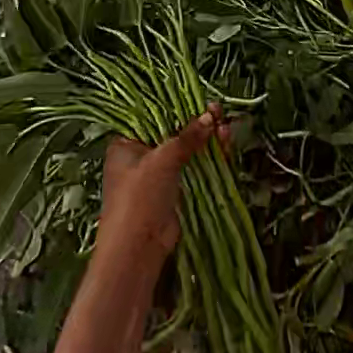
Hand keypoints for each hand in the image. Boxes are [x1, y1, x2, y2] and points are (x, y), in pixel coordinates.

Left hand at [97, 105, 228, 268]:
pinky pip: (192, 168)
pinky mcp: (173, 191)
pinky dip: (208, 158)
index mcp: (126, 143)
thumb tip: (210, 116)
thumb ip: (187, 137)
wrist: (137, 252)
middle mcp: (140, 156)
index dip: (177, 107)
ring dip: (206, 140)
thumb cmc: (140, 198)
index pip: (153, 116)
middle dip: (197, 124)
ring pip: (186, 150)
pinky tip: (224, 146)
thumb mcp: (162, 160)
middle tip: (219, 113)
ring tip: (226, 128)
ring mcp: (157, 175)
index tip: (200, 100)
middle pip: (173, 132)